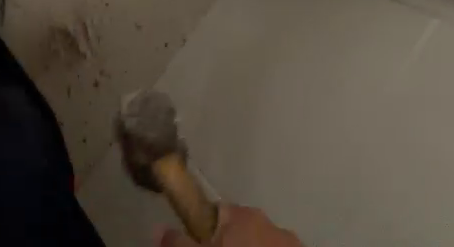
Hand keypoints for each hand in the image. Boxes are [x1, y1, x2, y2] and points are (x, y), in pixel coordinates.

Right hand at [158, 205, 304, 246]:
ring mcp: (296, 244)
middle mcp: (272, 223)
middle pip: (242, 229)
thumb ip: (178, 241)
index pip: (216, 210)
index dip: (206, 228)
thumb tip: (158, 228)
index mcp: (243, 215)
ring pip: (265, 245)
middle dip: (233, 243)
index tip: (202, 244)